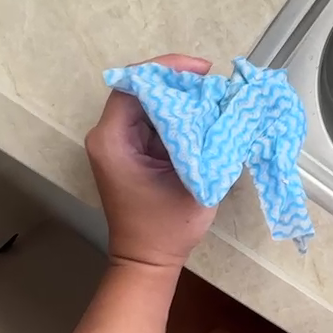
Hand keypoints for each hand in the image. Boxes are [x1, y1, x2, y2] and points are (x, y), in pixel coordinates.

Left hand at [87, 54, 218, 270]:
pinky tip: (205, 118)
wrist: (148, 262)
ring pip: (151, 104)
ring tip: (214, 98)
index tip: (204, 71)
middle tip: (214, 84)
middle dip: (180, 83)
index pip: (135, 85)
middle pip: (142, 90)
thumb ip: (204, 141)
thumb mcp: (192, 181)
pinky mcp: (132, 152)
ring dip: (182, 99)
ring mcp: (120, 144)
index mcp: (113, 140)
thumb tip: (223, 106)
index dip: (168, 70)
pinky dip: (180, 117)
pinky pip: (155, 122)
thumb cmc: (166, 229)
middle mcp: (109, 136)